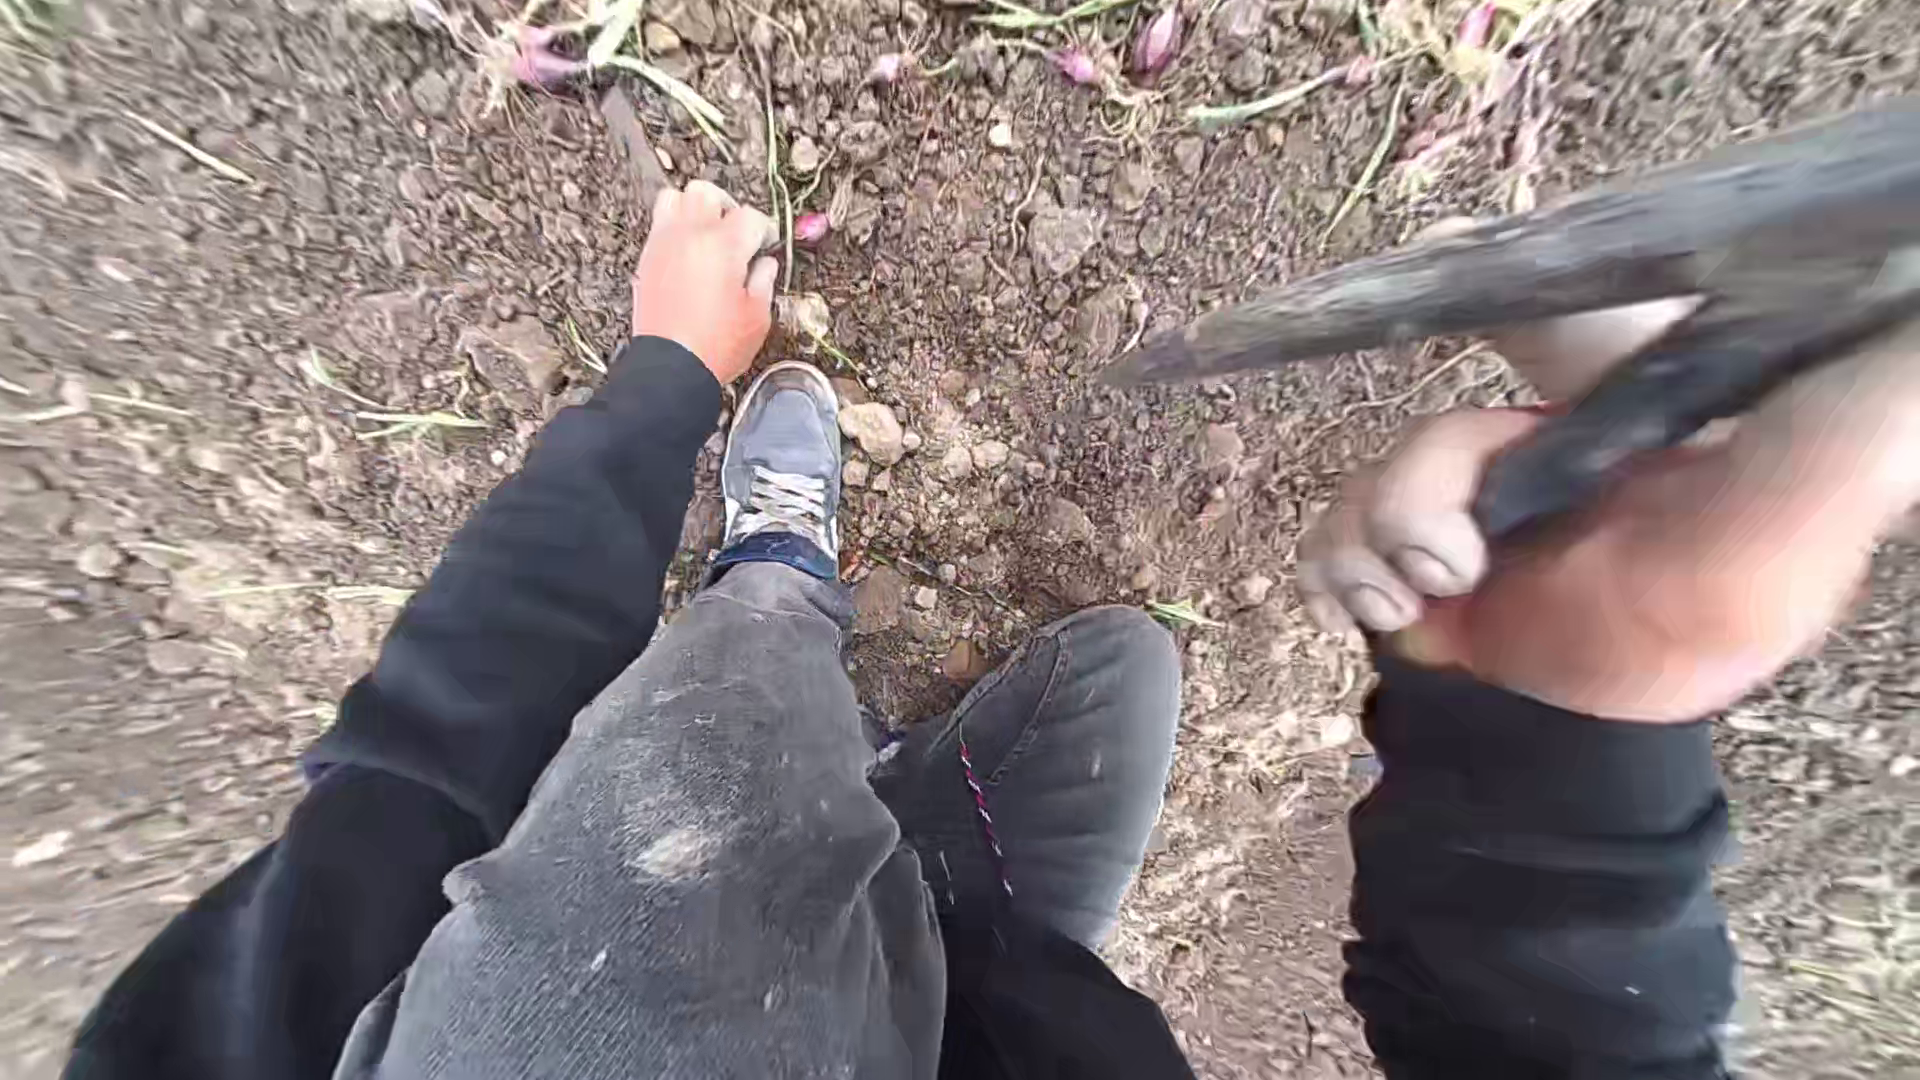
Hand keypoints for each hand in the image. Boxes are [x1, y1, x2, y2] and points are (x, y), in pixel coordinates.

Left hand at [631, 180, 778, 383]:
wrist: (673, 365)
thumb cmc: (719, 345)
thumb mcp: (757, 317)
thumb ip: (764, 281)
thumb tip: (765, 264)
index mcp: (724, 246)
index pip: (750, 216)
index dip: (764, 230)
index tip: (768, 245)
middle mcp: (690, 234)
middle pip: (706, 192)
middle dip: (727, 207)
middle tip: (738, 232)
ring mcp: (664, 242)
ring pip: (676, 198)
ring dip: (695, 209)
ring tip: (709, 235)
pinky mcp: (648, 257)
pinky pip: (660, 224)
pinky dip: (677, 228)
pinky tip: (690, 254)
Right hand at [1299, 308, 1919, 721]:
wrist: (1551, 721)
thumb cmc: (1667, 636)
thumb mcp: (1772, 545)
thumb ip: (1837, 441)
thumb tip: (1908, 318)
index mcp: (1606, 423)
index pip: (1569, 326)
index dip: (1504, 274)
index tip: (1438, 240)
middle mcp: (1509, 447)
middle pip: (1428, 441)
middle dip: (1413, 508)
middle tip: (1443, 572)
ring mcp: (1430, 502)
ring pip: (1358, 496)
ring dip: (1365, 559)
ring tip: (1399, 613)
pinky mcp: (1376, 545)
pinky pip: (1320, 542)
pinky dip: (1326, 580)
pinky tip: (1350, 615)